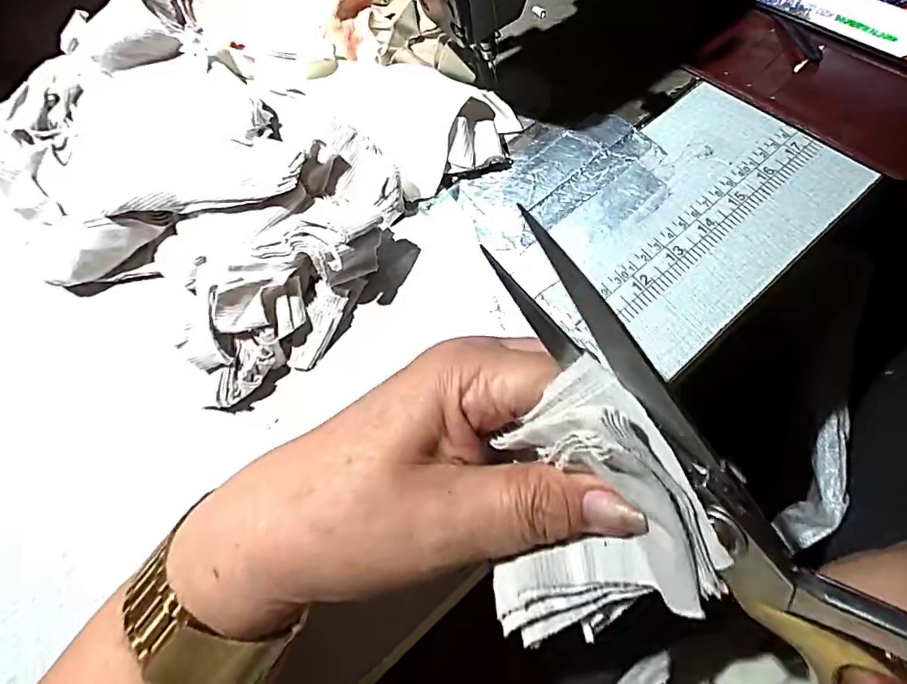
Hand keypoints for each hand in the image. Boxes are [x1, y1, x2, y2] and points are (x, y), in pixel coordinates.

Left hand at [165, 337, 647, 638]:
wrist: (263, 542)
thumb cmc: (336, 519)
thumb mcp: (448, 520)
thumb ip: (542, 507)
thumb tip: (625, 504)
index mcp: (470, 364)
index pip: (571, 382)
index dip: (611, 429)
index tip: (644, 481)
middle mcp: (478, 363)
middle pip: (569, 392)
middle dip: (598, 444)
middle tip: (625, 500)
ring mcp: (473, 390)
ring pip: (554, 413)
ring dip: (575, 458)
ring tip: (595, 504)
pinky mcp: (468, 419)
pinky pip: (531, 431)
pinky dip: (549, 465)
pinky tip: (555, 498)